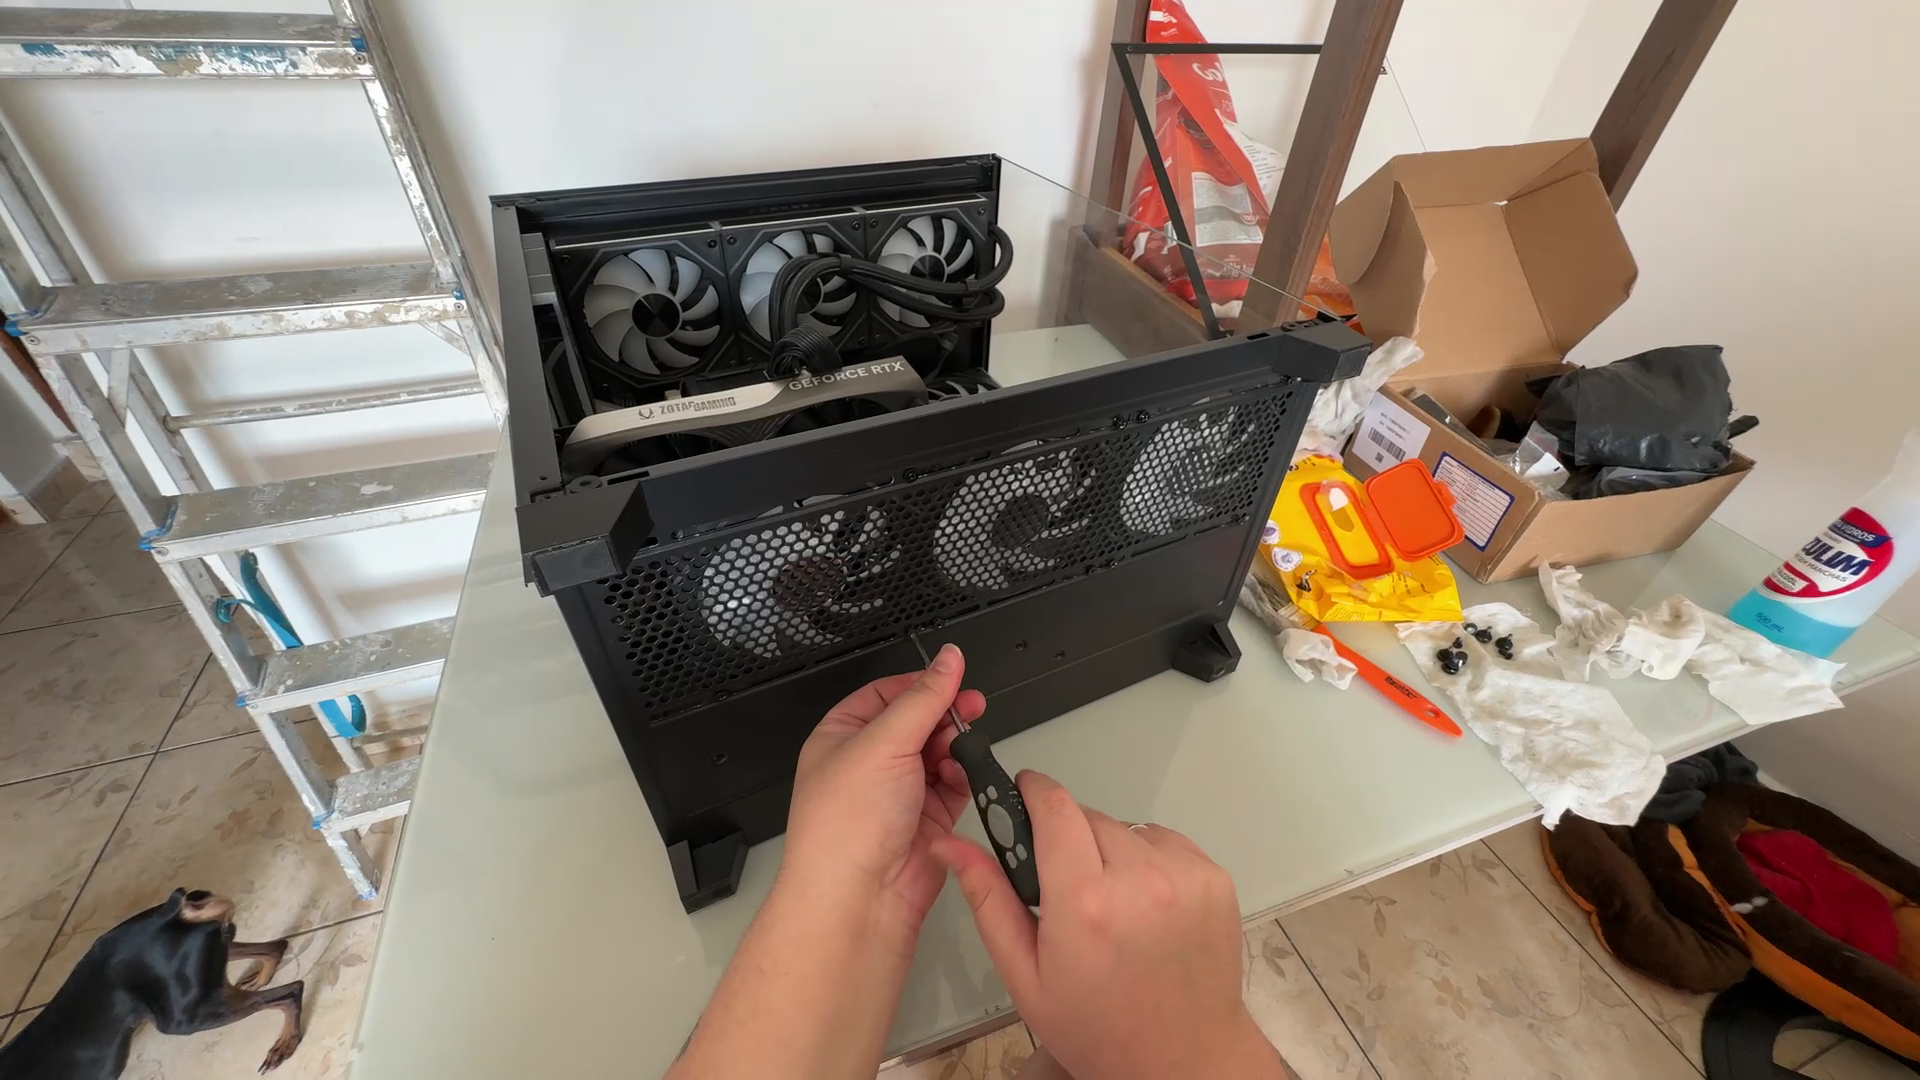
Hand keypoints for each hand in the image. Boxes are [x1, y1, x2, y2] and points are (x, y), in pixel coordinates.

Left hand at [783, 644, 985, 936]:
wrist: (860, 901)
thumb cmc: (846, 825)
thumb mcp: (884, 742)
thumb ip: (924, 697)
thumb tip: (948, 658)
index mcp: (842, 736)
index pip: (886, 694)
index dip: (919, 683)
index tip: (952, 676)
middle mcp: (869, 763)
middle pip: (918, 721)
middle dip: (945, 714)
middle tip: (972, 706)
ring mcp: (898, 792)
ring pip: (939, 752)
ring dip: (955, 746)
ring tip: (964, 745)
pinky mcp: (927, 819)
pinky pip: (954, 784)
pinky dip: (963, 776)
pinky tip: (964, 773)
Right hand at [932, 771, 1287, 1079]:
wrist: (1185, 1062)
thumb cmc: (1096, 1025)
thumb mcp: (1025, 973)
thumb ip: (988, 898)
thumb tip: (950, 842)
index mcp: (1084, 902)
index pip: (1055, 806)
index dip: (1035, 790)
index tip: (1024, 792)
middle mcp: (1139, 878)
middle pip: (1088, 816)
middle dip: (1070, 835)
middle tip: (1068, 880)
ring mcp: (1184, 875)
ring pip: (1126, 827)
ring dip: (1111, 848)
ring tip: (1113, 899)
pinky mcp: (1213, 877)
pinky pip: (1164, 840)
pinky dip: (1149, 859)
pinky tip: (1147, 902)